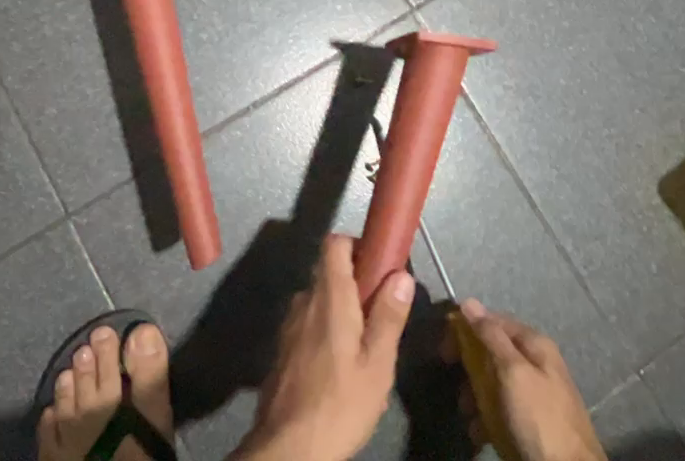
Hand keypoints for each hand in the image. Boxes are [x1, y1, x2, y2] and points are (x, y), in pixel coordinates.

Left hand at [236, 234, 415, 460]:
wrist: (287, 446)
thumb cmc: (340, 404)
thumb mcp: (377, 365)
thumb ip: (388, 317)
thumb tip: (401, 274)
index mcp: (329, 298)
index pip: (335, 244)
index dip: (358, 245)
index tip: (381, 265)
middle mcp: (304, 301)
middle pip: (330, 273)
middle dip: (358, 286)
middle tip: (384, 318)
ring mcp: (289, 324)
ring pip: (320, 301)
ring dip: (343, 312)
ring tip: (367, 349)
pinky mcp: (283, 347)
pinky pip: (309, 323)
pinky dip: (327, 331)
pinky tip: (341, 366)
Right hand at [452, 300, 605, 460]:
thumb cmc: (538, 418)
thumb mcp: (512, 372)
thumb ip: (490, 336)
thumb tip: (468, 302)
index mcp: (533, 344)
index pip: (491, 321)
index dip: (465, 330)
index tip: (444, 351)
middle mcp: (535, 363)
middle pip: (490, 352)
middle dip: (469, 370)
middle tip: (458, 389)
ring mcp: (533, 393)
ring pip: (492, 382)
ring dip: (474, 397)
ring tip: (469, 415)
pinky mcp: (530, 420)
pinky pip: (500, 409)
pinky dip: (486, 418)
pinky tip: (480, 431)